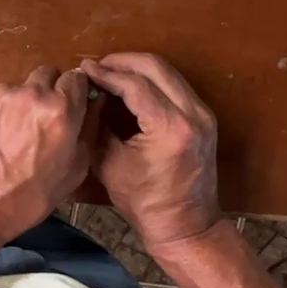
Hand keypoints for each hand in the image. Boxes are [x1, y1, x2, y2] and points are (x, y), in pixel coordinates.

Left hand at [0, 66, 91, 246]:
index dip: (72, 91)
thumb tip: (86, 110)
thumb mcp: (74, 171)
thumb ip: (84, 132)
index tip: (68, 102)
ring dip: (16, 103)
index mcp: (61, 109)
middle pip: (46, 74)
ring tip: (7, 133)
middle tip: (37, 118)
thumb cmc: (30, 196)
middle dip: (46, 91)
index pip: (76, 78)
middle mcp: (31, 93)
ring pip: (16, 87)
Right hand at [80, 53, 221, 250]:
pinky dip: (151, 79)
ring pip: (168, 72)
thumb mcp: (109, 164)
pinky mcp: (203, 118)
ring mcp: (203, 114)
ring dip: (137, 68)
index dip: (106, 74)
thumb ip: (97, 125)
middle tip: (96, 65)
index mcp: (169, 127)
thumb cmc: (143, 202)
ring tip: (109, 72)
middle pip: (156, 67)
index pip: (134, 84)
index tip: (83, 69)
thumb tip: (86, 97)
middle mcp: (192, 113)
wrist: (185, 225)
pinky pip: (175, 85)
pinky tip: (129, 86)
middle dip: (122, 62)